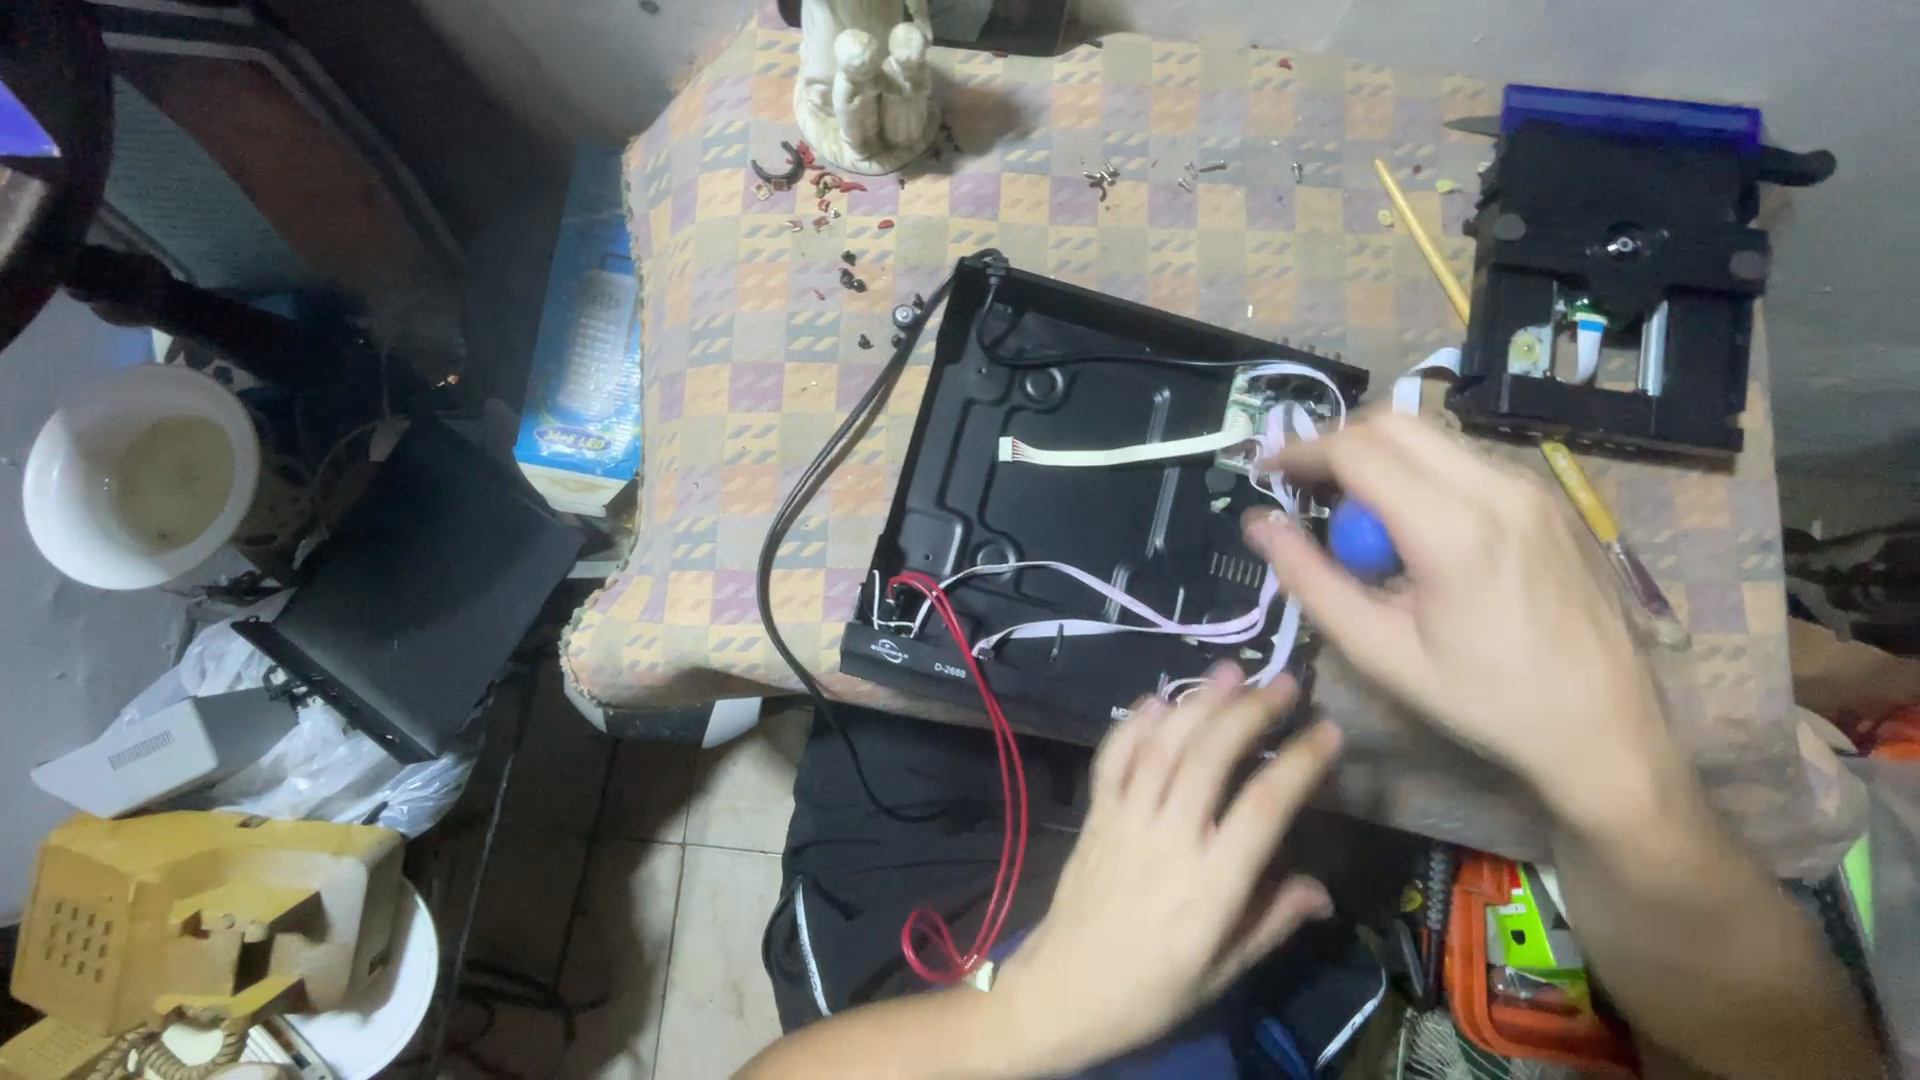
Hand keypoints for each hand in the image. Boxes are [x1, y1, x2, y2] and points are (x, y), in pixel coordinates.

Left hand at [989, 668, 1340, 1073]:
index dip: (1301, 763)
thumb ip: (1271, 921)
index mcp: (1210, 884)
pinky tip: (1154, 700)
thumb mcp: (1222, 972)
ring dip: (1196, 703)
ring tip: (1229, 671)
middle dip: (1250, 713)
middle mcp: (1168, 839)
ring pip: (1162, 747)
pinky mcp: (1095, 815)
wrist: (1062, 991)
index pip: (1265, 806)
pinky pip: (1112, 761)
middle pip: (1211, 758)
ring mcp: (1125, 820)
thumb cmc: (1151, 990)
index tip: (1328, 732)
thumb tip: (1322, 890)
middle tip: (1283, 684)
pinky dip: (1132, 727)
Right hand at [1241, 413, 1677, 819]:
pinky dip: (1418, 477)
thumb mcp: (1378, 650)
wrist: (1607, 727)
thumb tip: (1258, 524)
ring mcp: (1533, 489)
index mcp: (1454, 531)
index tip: (1266, 469)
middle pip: (1396, 423)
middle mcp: (1499, 490)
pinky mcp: (1549, 500)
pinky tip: (1410, 532)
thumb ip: (1310, 579)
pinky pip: (1463, 462)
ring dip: (1378, 460)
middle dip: (1337, 443)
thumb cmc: (1482, 698)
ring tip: (1354, 519)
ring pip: (1431, 439)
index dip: (1302, 451)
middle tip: (1302, 485)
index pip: (1360, 452)